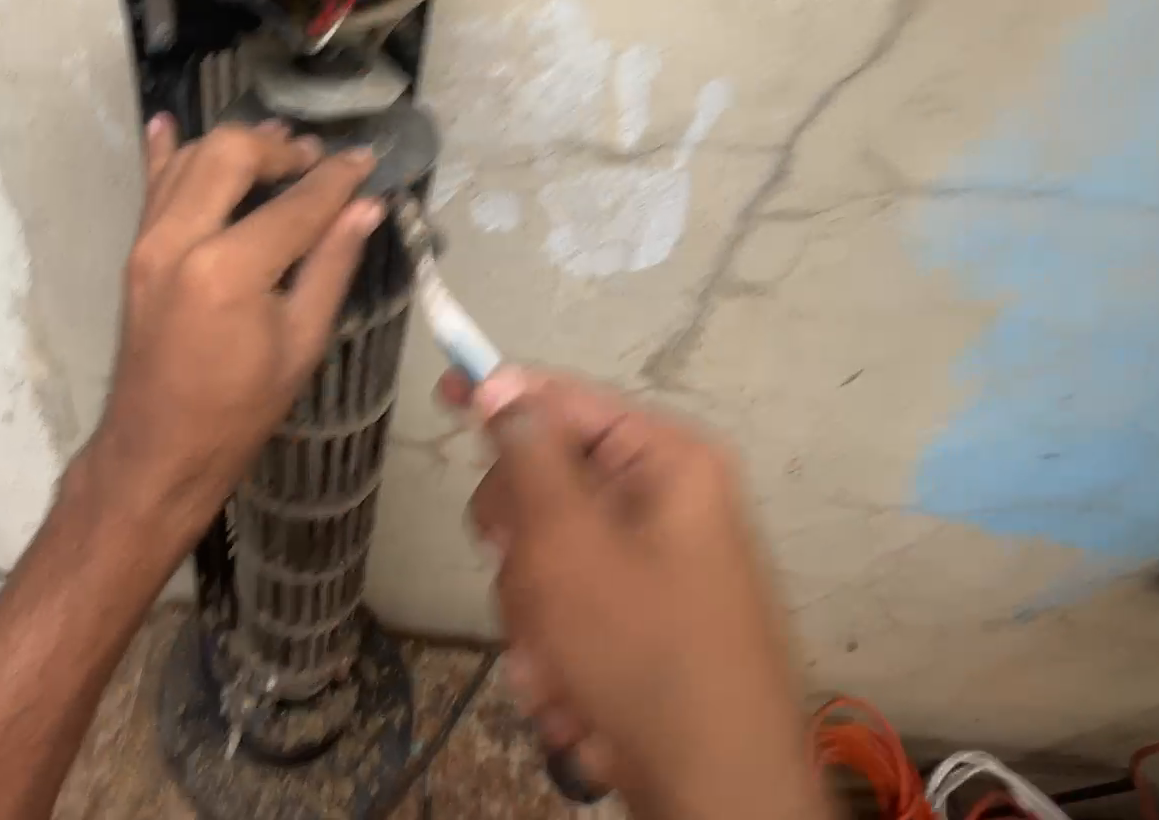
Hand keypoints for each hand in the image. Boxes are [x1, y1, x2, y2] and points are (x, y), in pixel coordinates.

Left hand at [78, 114, 381, 543]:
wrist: (159, 449)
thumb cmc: (239, 410)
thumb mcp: (301, 342)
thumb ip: (331, 265)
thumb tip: (366, 208)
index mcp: (228, 270)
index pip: (295, 204)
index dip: (336, 178)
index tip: (365, 159)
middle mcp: (179, 239)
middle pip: (231, 154)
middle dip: (280, 146)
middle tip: (316, 161)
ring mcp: (147, 242)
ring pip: (189, 159)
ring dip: (236, 145)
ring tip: (276, 147)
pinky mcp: (135, 252)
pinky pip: (150, 186)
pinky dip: (163, 152)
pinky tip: (168, 122)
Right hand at [441, 367, 830, 819]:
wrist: (716, 796)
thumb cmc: (640, 648)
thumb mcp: (567, 539)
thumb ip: (527, 452)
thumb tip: (499, 380)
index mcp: (663, 461)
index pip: (561, 399)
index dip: (496, 394)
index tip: (442, 391)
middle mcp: (662, 498)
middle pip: (543, 478)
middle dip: (518, 539)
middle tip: (520, 571)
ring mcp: (651, 557)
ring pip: (542, 544)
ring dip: (530, 601)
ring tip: (554, 657)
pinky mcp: (638, 607)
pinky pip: (564, 593)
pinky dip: (552, 636)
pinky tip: (570, 685)